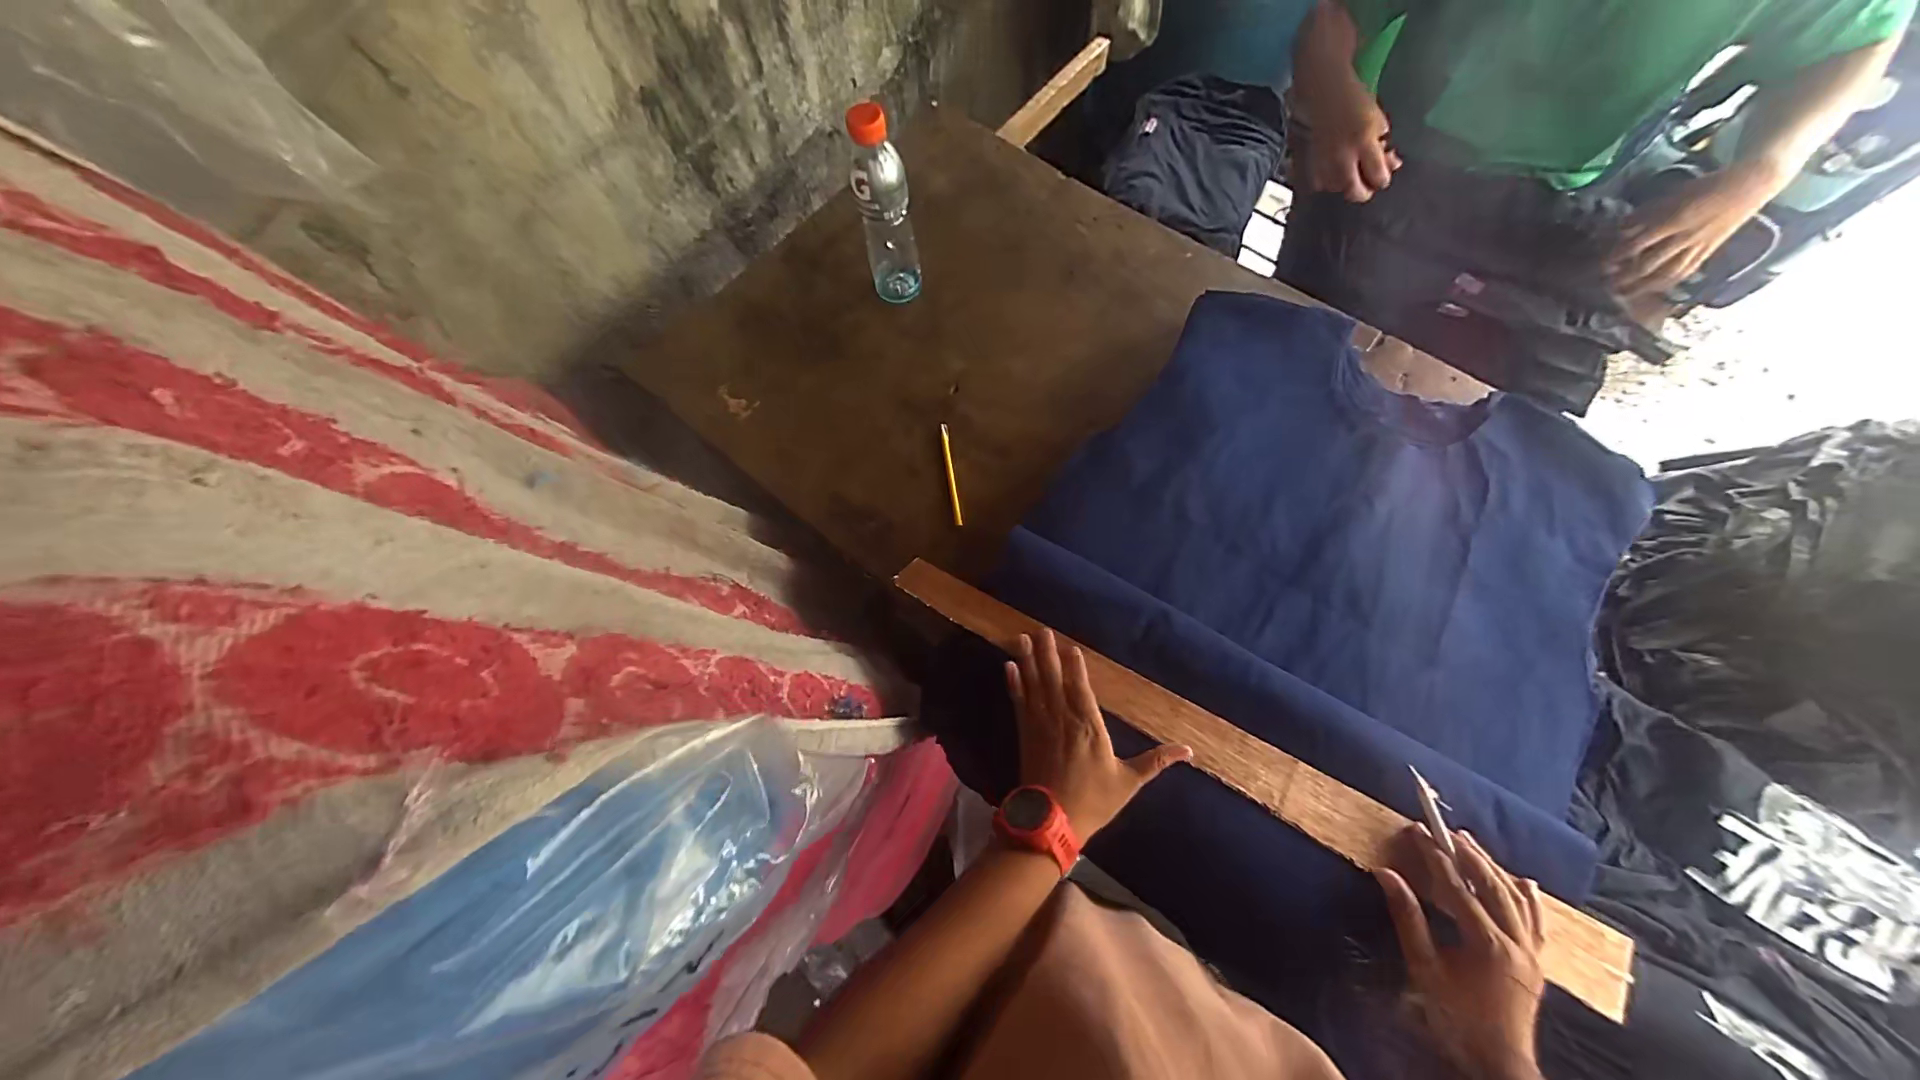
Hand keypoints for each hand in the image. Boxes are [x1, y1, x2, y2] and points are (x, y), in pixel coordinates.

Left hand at [1005, 630, 1191, 838]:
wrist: (1050, 821)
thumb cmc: (1093, 801)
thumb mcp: (1128, 782)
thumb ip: (1155, 761)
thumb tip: (1188, 750)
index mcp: (1089, 727)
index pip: (1081, 689)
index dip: (1075, 668)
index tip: (1070, 647)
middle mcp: (1062, 719)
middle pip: (1054, 680)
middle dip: (1048, 654)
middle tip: (1041, 630)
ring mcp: (1040, 725)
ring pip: (1034, 686)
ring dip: (1029, 661)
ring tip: (1022, 637)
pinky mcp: (1025, 734)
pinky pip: (1019, 703)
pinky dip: (1014, 684)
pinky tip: (1008, 666)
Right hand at [1295, 75, 1400, 201]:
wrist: (1325, 94)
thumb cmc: (1355, 102)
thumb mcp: (1378, 120)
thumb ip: (1383, 146)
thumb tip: (1391, 165)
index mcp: (1363, 141)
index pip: (1377, 176)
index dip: (1383, 178)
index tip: (1383, 174)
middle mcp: (1342, 157)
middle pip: (1354, 192)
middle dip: (1364, 191)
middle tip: (1368, 183)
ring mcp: (1324, 163)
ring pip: (1337, 189)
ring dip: (1346, 184)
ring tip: (1351, 170)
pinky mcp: (1311, 164)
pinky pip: (1321, 184)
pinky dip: (1329, 181)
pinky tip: (1334, 170)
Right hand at [1376, 827, 1547, 1079]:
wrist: (1497, 1063)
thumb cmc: (1454, 1017)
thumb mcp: (1423, 966)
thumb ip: (1408, 917)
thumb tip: (1386, 873)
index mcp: (1487, 944)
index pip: (1457, 887)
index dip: (1436, 856)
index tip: (1418, 831)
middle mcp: (1516, 944)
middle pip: (1492, 887)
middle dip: (1467, 855)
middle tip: (1445, 830)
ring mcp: (1531, 954)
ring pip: (1515, 900)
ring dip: (1492, 869)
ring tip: (1472, 844)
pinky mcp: (1537, 964)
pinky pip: (1537, 923)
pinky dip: (1529, 899)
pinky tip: (1524, 882)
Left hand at [1607, 163, 1778, 298]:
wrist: (1753, 182)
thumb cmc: (1706, 186)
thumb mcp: (1671, 196)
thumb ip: (1643, 216)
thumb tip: (1618, 231)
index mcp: (1673, 221)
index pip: (1635, 245)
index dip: (1615, 257)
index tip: (1601, 264)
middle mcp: (1685, 237)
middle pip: (1647, 265)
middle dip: (1623, 278)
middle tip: (1605, 285)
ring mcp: (1700, 245)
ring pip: (1666, 274)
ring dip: (1641, 287)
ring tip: (1622, 295)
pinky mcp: (1711, 250)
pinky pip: (1686, 271)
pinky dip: (1666, 283)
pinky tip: (1652, 290)